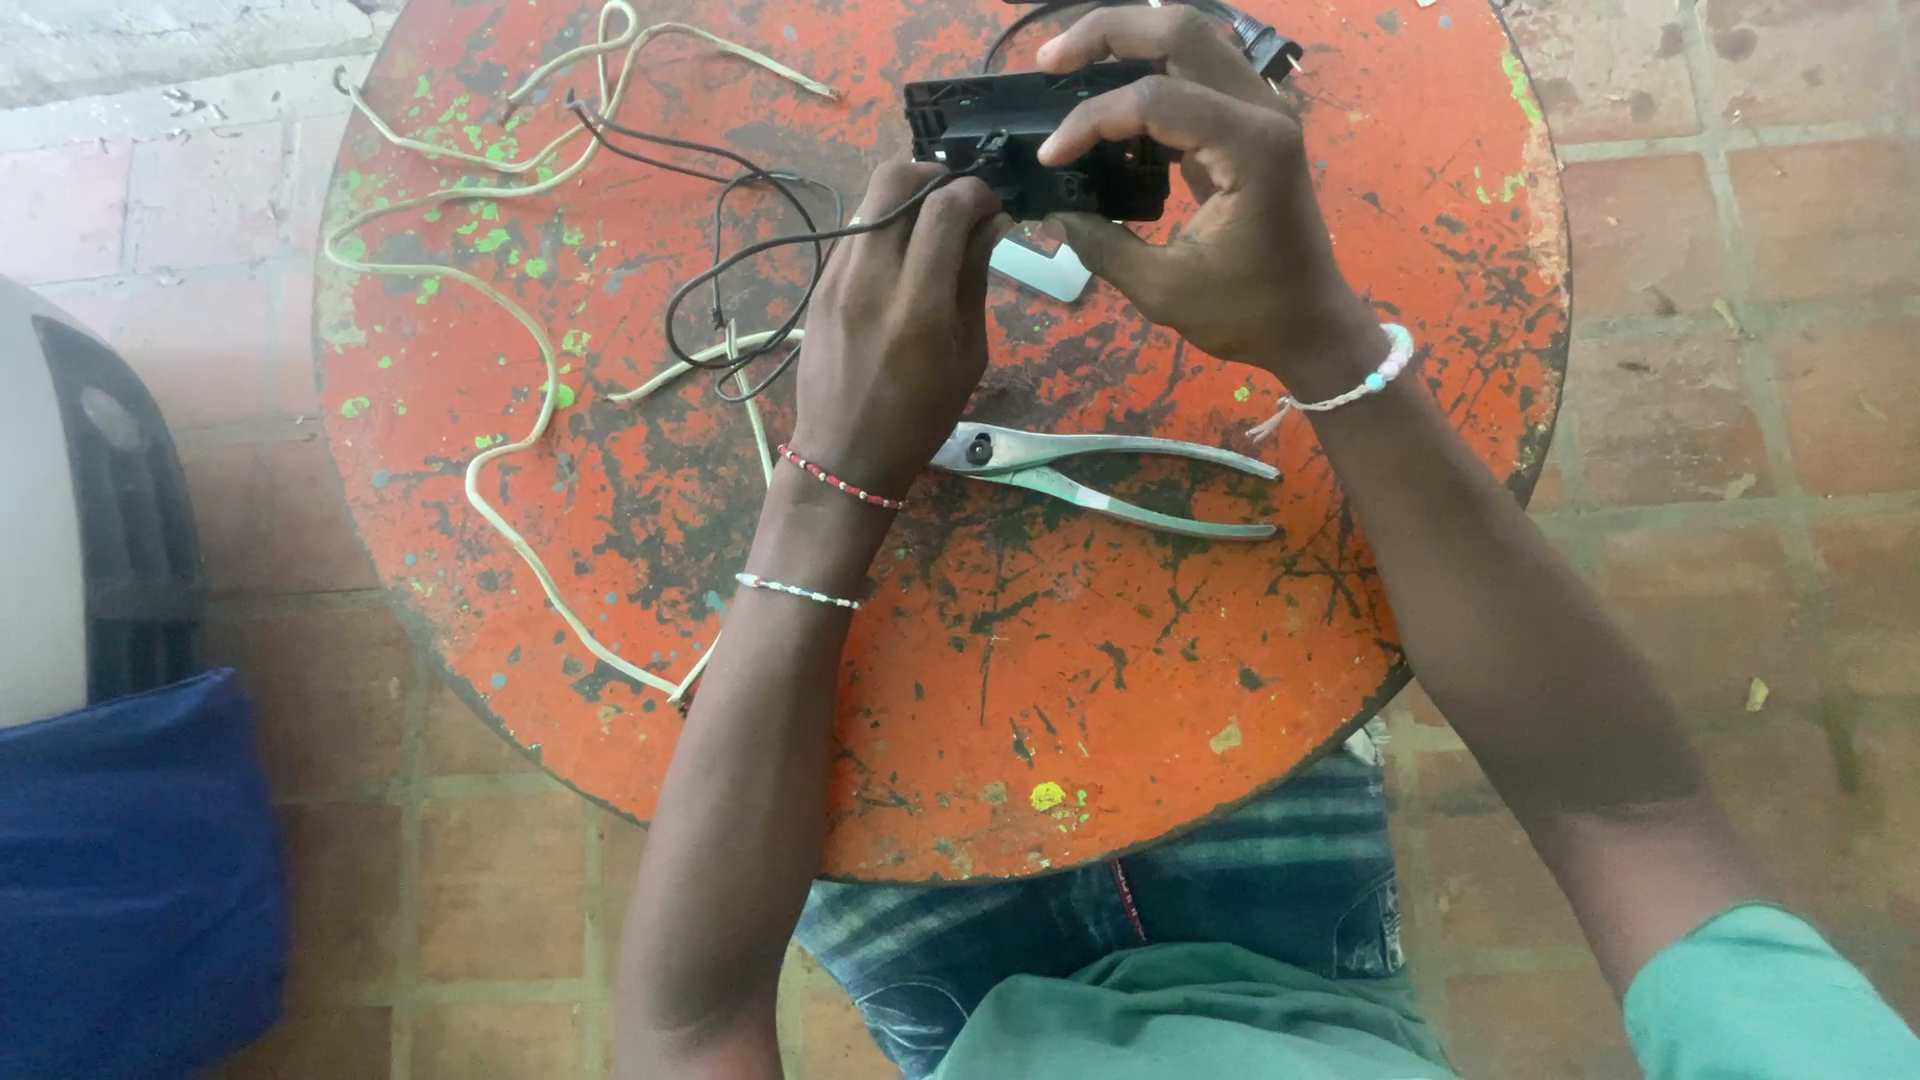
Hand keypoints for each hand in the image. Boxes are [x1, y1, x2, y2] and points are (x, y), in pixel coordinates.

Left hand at [789, 162, 1010, 496]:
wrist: (845, 454)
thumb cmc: (920, 419)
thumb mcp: (968, 359)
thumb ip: (975, 284)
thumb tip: (989, 226)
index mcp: (919, 306)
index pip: (945, 207)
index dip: (976, 191)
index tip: (991, 206)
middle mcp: (871, 278)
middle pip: (895, 177)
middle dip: (936, 175)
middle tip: (957, 204)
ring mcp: (836, 278)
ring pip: (870, 198)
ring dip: (907, 198)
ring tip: (931, 230)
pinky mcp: (819, 286)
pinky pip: (854, 232)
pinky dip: (884, 226)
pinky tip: (901, 257)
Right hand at [1035, 7, 1386, 395]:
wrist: (1306, 324)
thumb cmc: (1243, 314)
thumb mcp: (1162, 289)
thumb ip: (1103, 245)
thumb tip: (1055, 213)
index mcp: (1249, 146)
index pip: (1153, 100)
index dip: (1090, 122)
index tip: (1048, 159)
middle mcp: (1262, 109)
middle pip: (1180, 31)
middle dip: (1107, 33)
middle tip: (1048, 62)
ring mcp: (1261, 113)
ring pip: (1192, 42)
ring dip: (1129, 43)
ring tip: (1070, 69)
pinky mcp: (1249, 129)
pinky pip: (1197, 79)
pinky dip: (1150, 79)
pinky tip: (1112, 106)